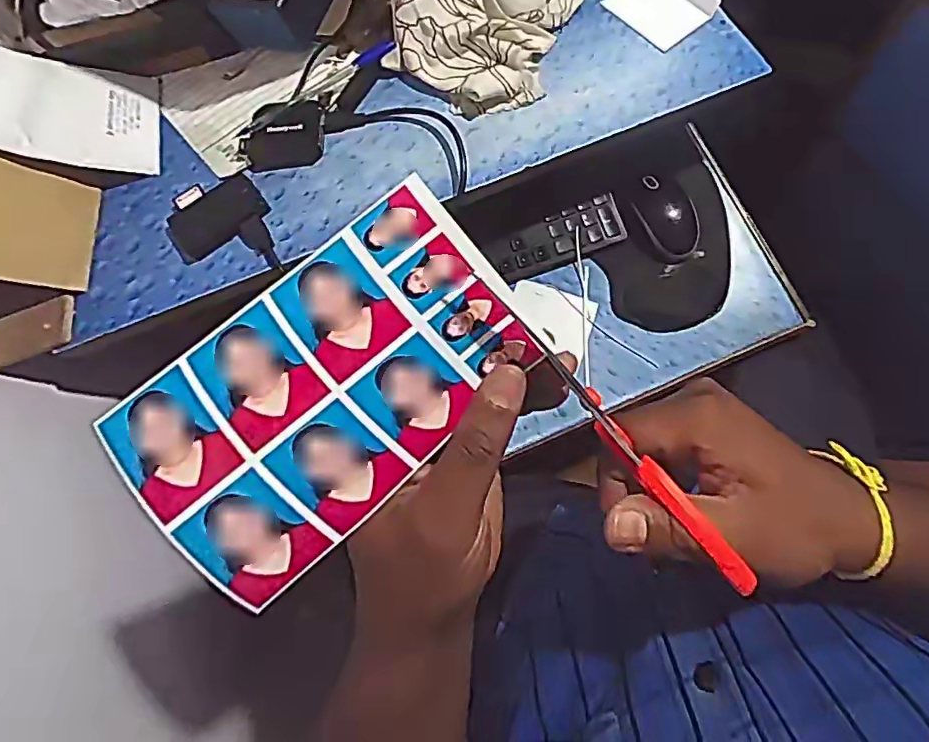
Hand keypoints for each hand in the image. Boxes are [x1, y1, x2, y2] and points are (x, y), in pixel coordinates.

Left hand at [346, 353, 574, 633]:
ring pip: (474, 387)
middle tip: (523, 327)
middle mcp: (401, 423)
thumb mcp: (447, 508)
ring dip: (511, 369)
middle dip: (485, 346)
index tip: (476, 312)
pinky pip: (494, 413)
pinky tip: (551, 383)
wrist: (436, 616)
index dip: (439, 335)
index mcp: (377, 431)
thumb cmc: (422, 572)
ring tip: (549, 353)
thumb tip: (506, 376)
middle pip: (444, 370)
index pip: (404, 368)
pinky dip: (522, 398)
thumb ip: (476, 444)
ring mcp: (435, 432)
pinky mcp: (463, 445)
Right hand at [598, 378, 879, 587]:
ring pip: (644, 442)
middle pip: (629, 436)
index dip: (613, 479)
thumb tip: (610, 527)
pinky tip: (688, 505)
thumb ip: (668, 527)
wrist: (851, 518)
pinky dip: (665, 476)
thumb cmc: (795, 526)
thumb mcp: (732, 537)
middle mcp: (692, 396)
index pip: (619, 433)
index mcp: (695, 414)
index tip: (632, 524)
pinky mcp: (708, 417)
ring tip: (678, 523)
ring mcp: (701, 403)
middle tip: (659, 532)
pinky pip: (663, 442)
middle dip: (633, 487)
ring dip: (649, 486)